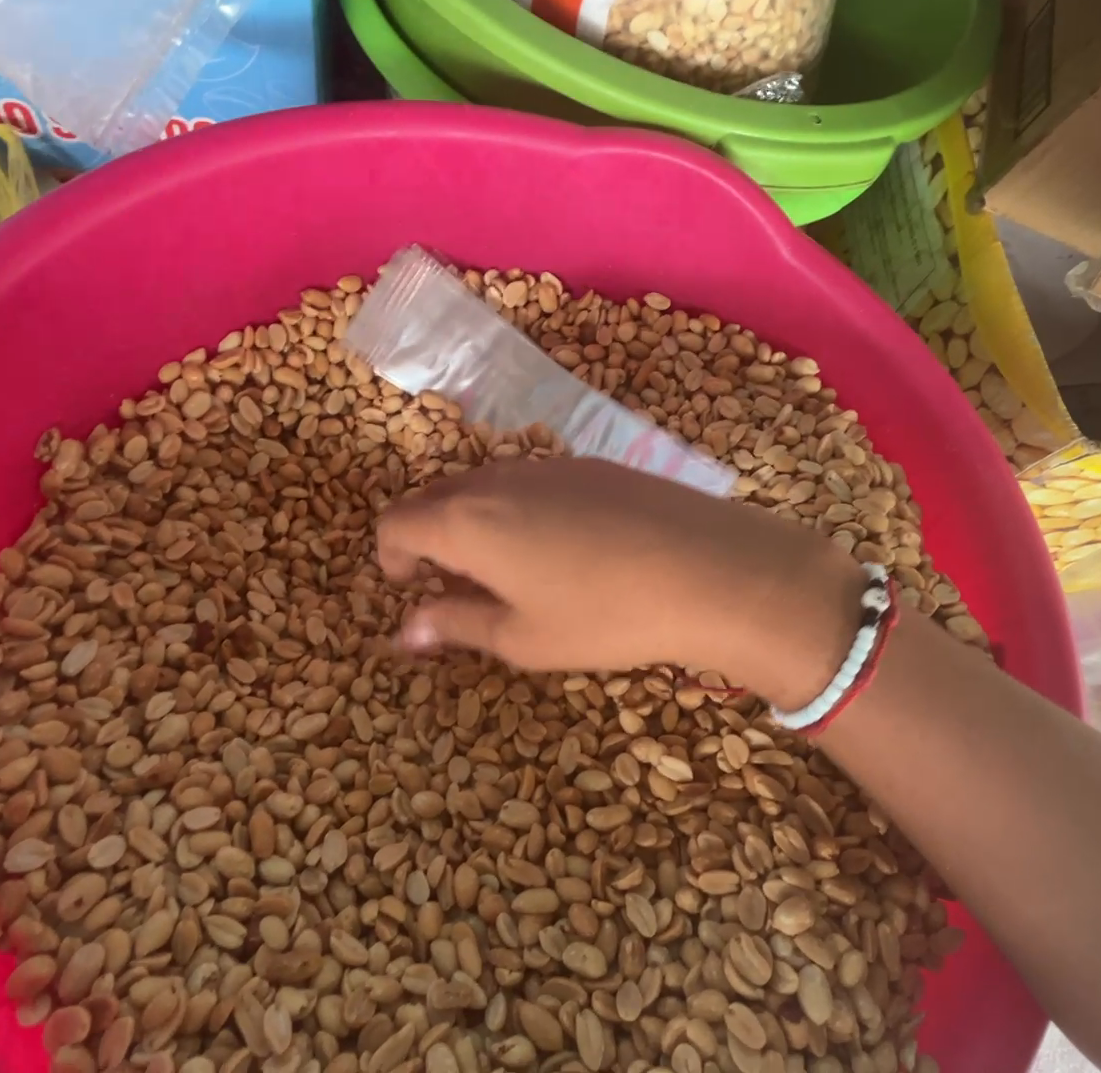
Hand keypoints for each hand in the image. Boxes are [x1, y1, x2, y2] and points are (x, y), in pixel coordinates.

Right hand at [376, 457, 865, 707]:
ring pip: (483, 484)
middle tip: (454, 584)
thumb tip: (405, 631)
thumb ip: (455, 624)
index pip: (396, 522)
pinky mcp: (589, 462)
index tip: (411, 588)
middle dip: (428, 538)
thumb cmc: (604, 616)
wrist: (710, 569)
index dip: (390, 557)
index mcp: (466, 521)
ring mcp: (546, 463)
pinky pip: (529, 478)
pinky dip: (517, 507)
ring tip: (509, 569)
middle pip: (435, 497)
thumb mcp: (522, 637)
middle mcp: (496, 478)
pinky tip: (561, 546)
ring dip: (473, 521)